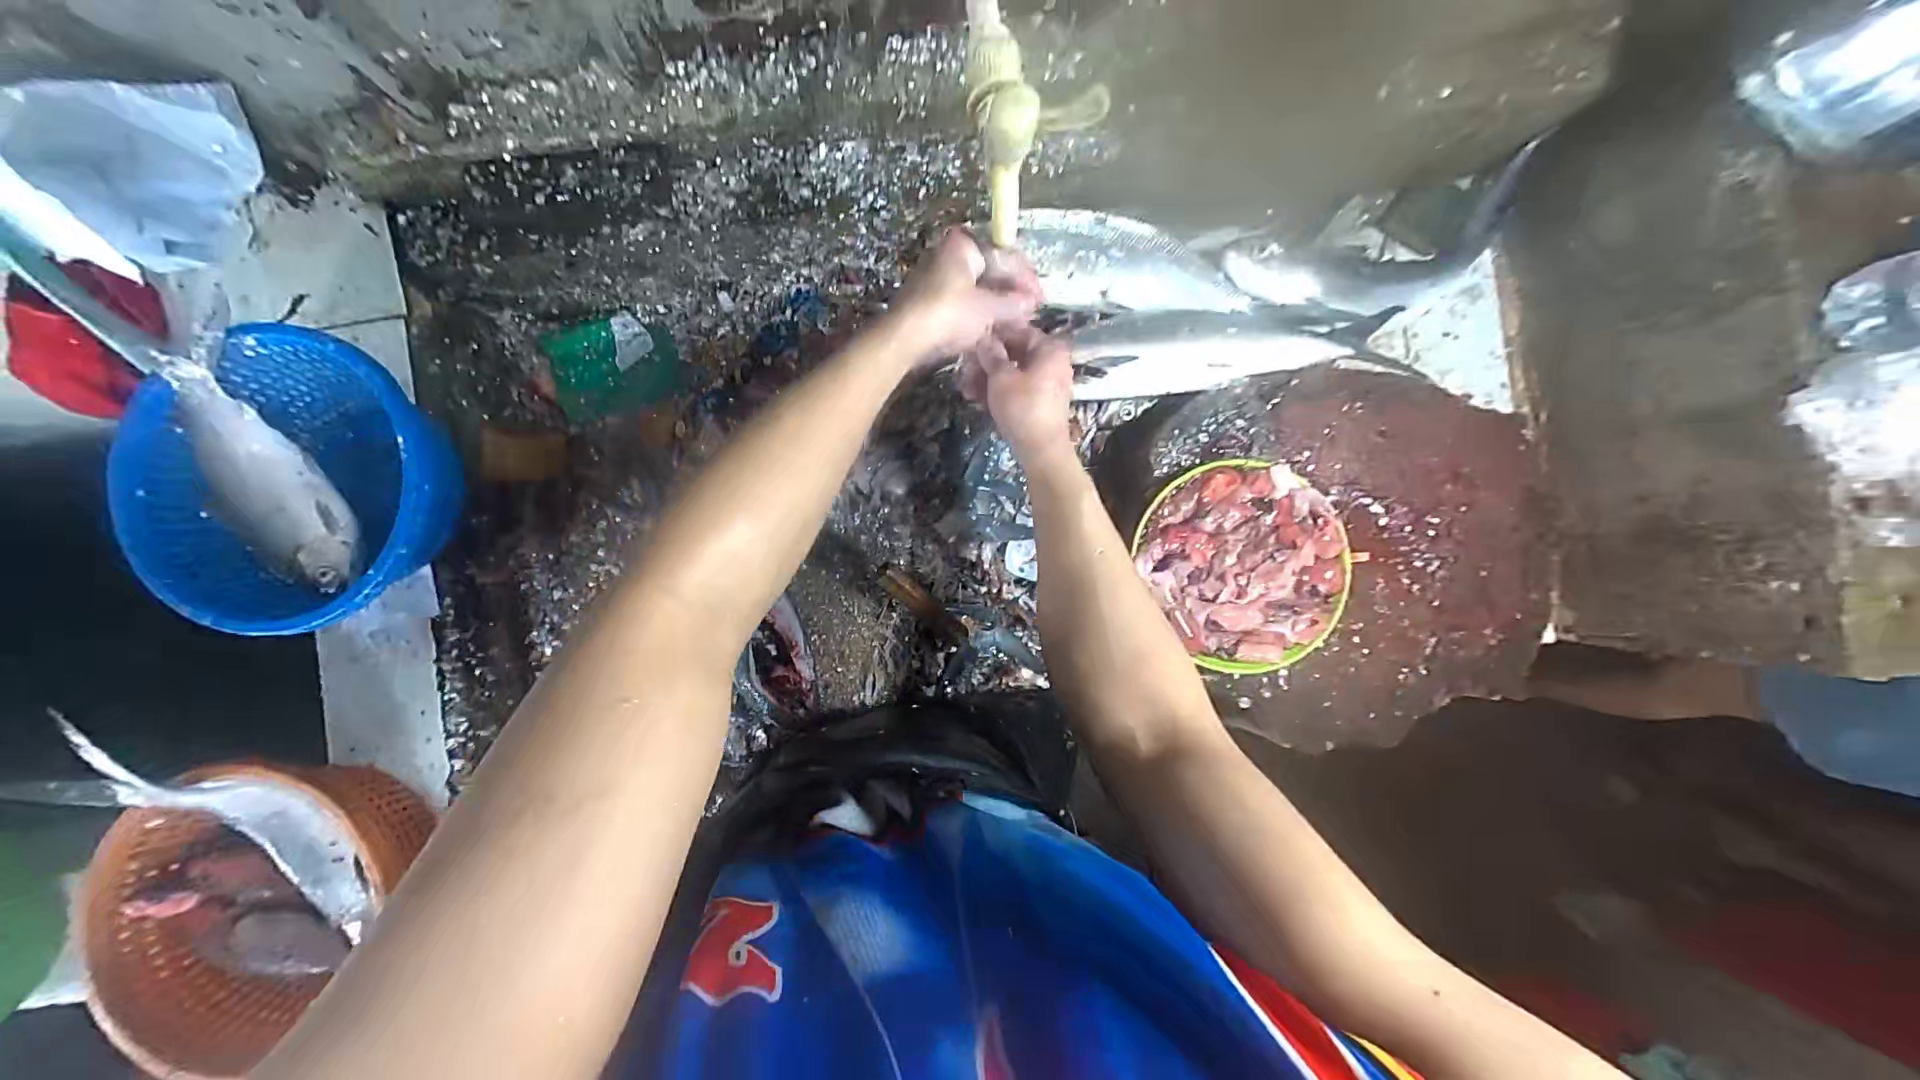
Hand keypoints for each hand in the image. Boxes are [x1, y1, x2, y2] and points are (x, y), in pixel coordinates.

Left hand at [886, 228, 1043, 365]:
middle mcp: (948, 255)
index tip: (1041, 297)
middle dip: (1011, 294)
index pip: (1005, 256)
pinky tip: (992, 331)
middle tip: (1030, 312)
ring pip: (976, 291)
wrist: (905, 337)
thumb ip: (1013, 304)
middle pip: (990, 273)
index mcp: (964, 245)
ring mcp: (937, 279)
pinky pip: (962, 304)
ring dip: (997, 308)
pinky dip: (979, 316)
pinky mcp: (930, 302)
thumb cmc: (950, 314)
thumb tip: (1031, 303)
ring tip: (1016, 324)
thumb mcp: (988, 309)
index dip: (1026, 278)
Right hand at [960, 325, 1074, 459]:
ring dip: (988, 380)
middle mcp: (1053, 363)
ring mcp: (1048, 385)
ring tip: (966, 389)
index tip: (973, 339)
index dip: (995, 334)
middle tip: (965, 369)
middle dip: (987, 362)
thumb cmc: (1022, 407)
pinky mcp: (1040, 403)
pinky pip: (1017, 390)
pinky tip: (977, 400)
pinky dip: (999, 392)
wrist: (1041, 450)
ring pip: (1013, 374)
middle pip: (1015, 354)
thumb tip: (984, 339)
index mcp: (1050, 349)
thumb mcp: (1001, 377)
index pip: (1020, 331)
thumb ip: (992, 355)